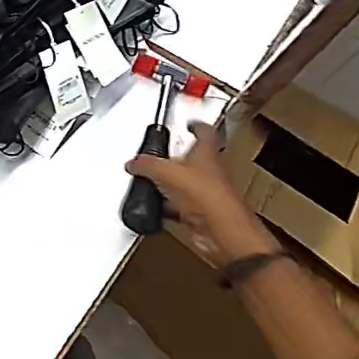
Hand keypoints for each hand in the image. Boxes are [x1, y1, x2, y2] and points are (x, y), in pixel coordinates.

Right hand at [126, 123, 281, 267]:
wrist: (224, 235)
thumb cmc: (210, 198)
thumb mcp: (167, 172)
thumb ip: (147, 164)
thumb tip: (134, 163)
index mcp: (208, 153)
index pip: (205, 132)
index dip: (196, 125)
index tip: (188, 123)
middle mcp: (210, 172)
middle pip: (191, 159)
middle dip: (174, 158)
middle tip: (158, 154)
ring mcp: (205, 194)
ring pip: (184, 184)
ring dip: (168, 184)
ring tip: (151, 181)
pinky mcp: (199, 215)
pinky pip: (178, 207)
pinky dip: (167, 207)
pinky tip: (156, 207)